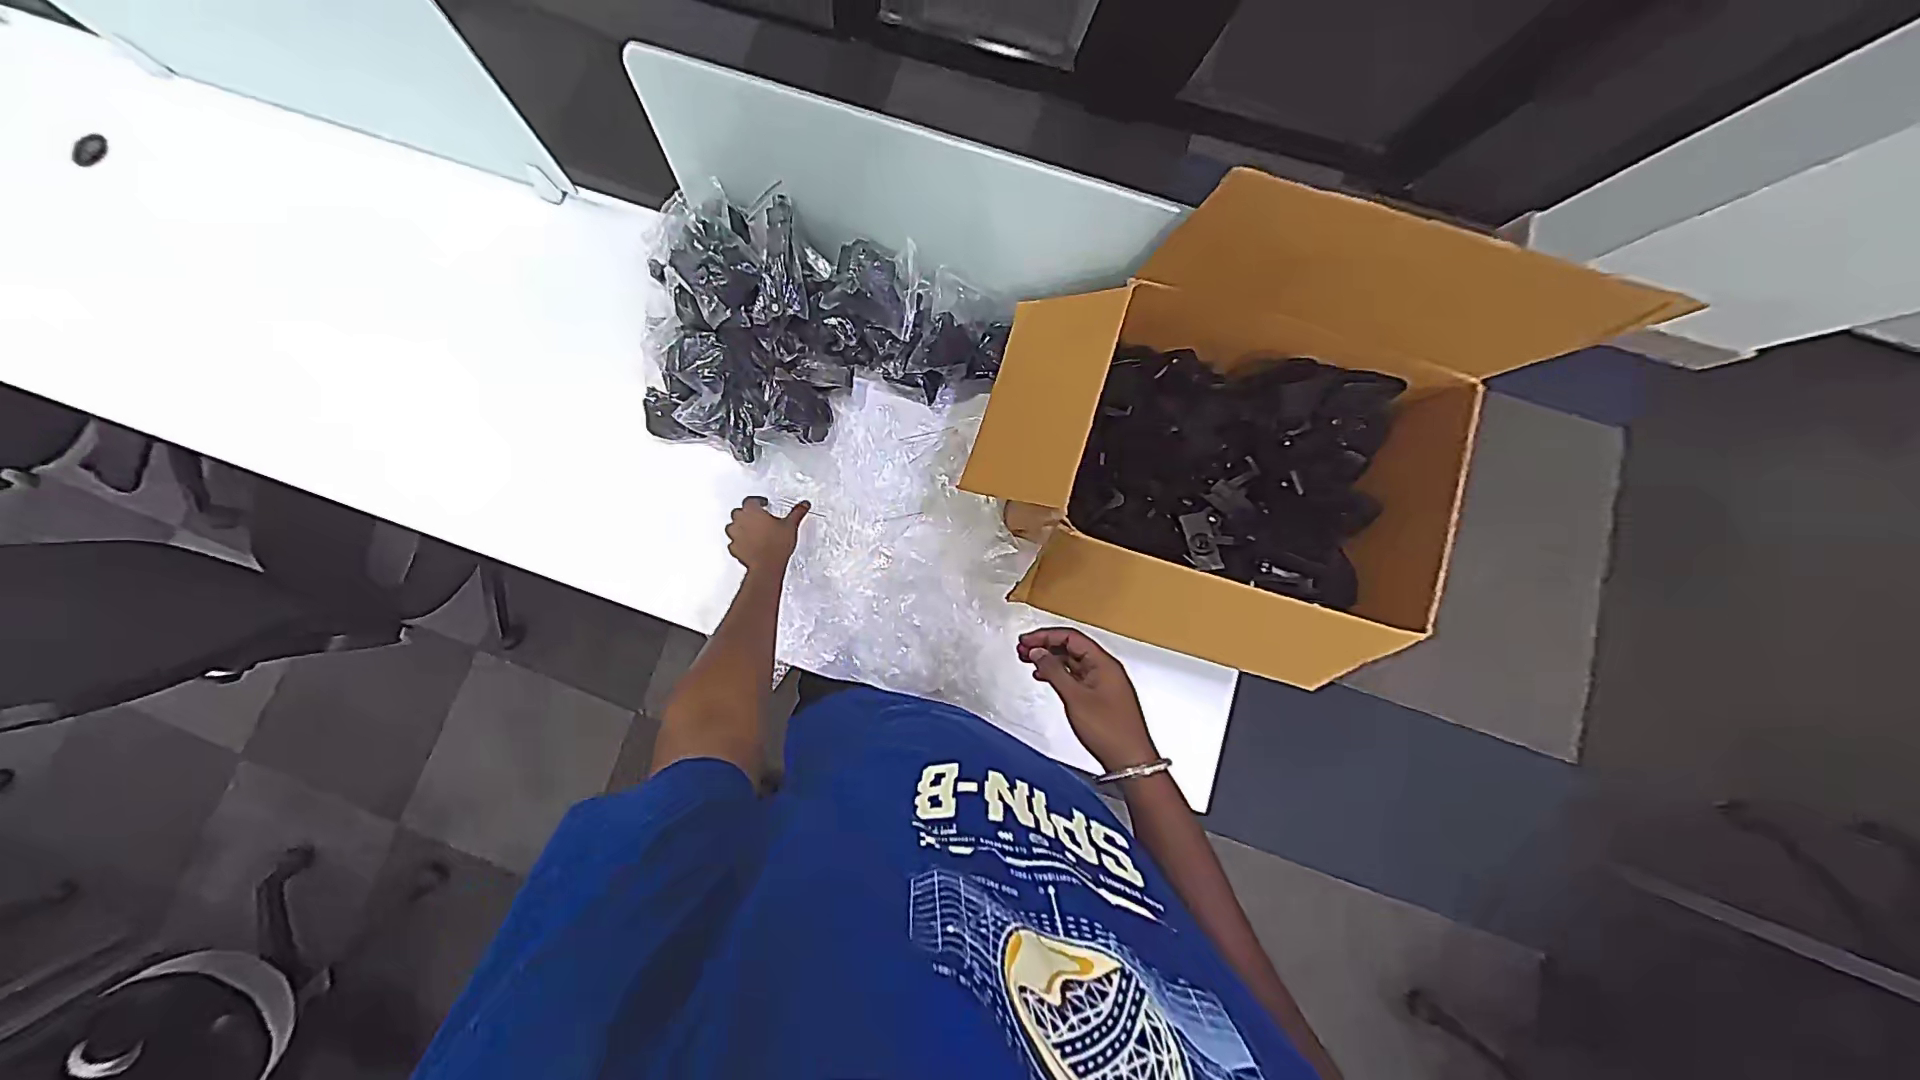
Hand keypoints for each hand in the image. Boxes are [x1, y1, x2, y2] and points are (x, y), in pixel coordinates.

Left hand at [727, 497, 808, 573]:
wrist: (767, 565)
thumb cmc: (776, 545)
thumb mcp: (791, 525)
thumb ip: (797, 513)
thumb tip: (803, 505)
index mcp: (753, 511)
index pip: (751, 500)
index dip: (758, 501)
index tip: (763, 503)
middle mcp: (741, 521)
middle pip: (739, 512)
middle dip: (747, 513)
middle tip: (757, 517)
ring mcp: (735, 535)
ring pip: (732, 526)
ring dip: (740, 526)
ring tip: (751, 530)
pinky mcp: (734, 548)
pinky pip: (734, 542)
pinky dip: (739, 542)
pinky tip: (747, 544)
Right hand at [1018, 628, 1157, 772]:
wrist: (1129, 760)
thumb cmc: (1110, 731)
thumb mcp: (1075, 697)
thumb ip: (1054, 671)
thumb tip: (1038, 652)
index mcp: (1103, 663)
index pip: (1071, 637)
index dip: (1046, 636)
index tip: (1027, 640)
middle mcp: (1106, 668)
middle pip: (1072, 646)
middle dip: (1046, 645)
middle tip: (1024, 649)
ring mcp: (1104, 682)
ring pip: (1073, 661)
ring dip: (1051, 659)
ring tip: (1030, 661)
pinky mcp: (1101, 696)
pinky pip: (1077, 676)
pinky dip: (1059, 674)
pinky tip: (1046, 678)